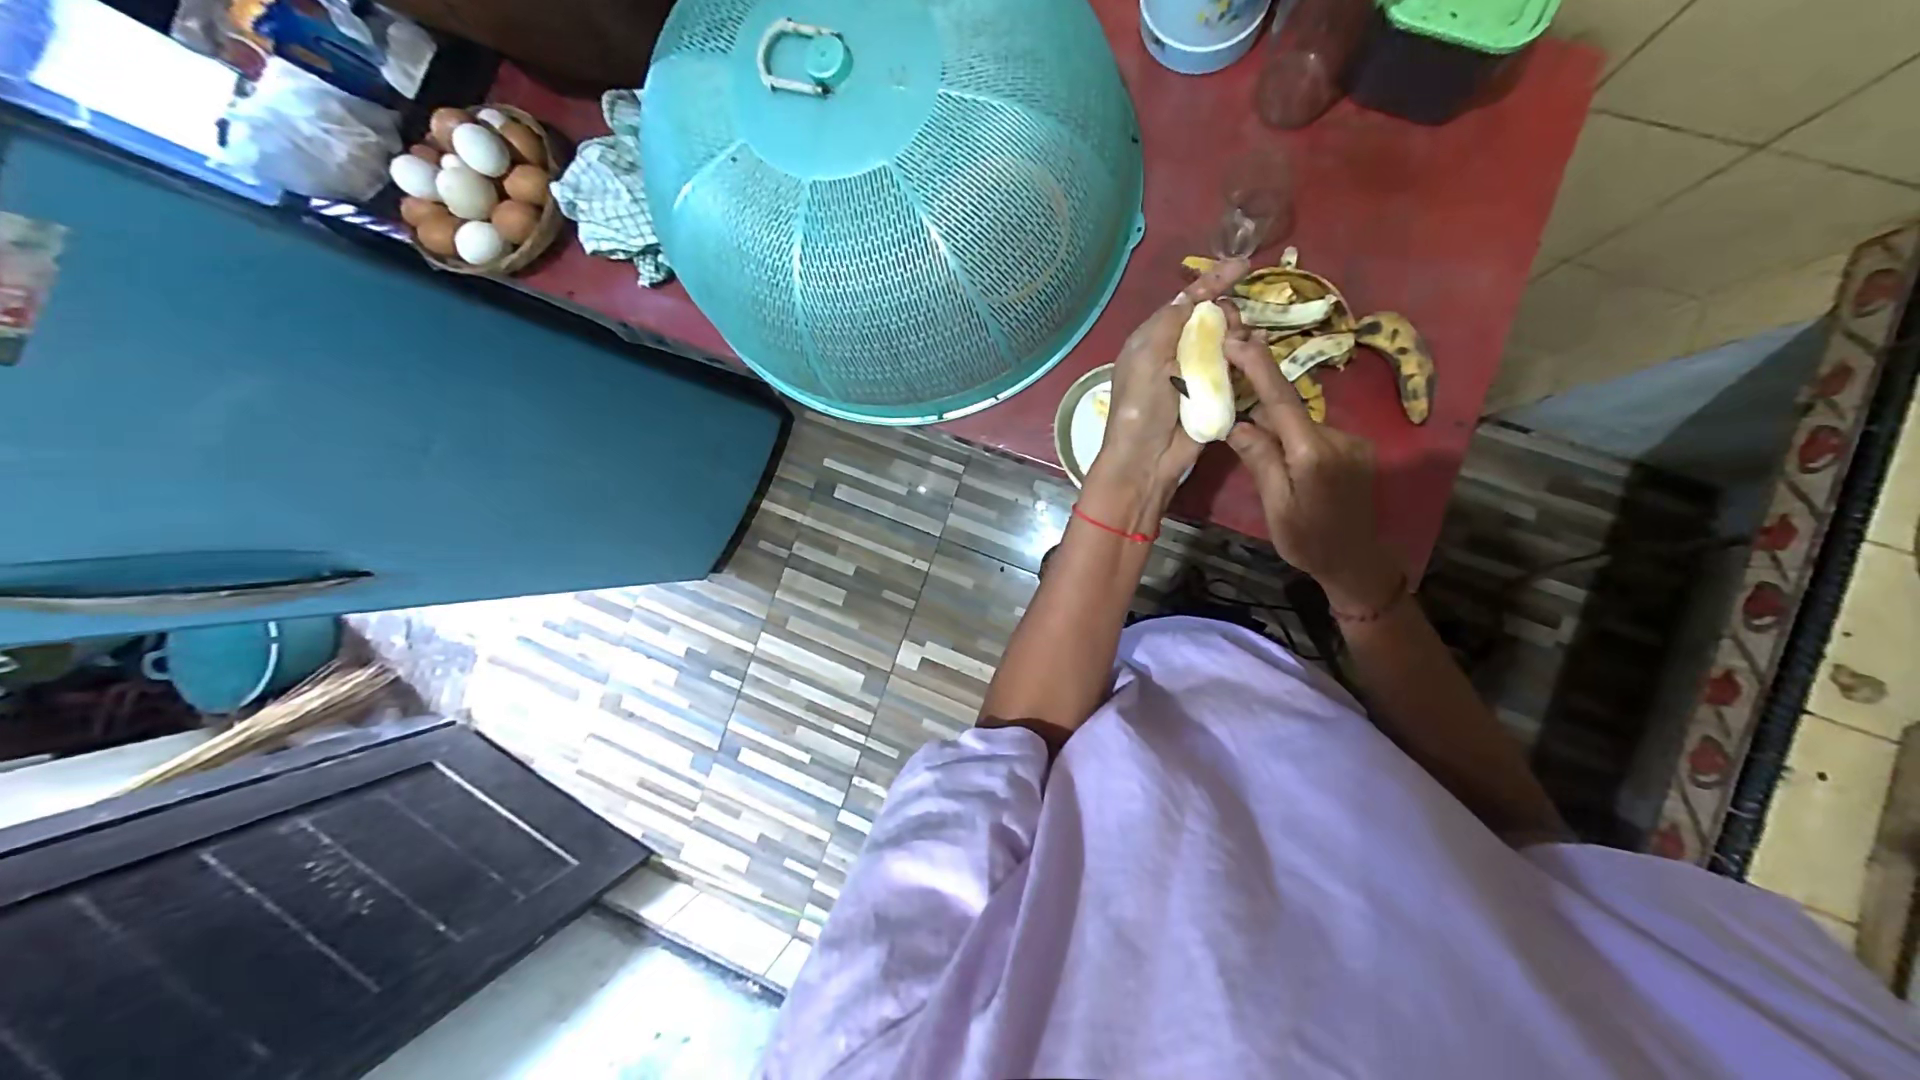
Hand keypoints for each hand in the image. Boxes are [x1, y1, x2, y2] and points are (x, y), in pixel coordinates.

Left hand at [1087, 258, 1250, 521]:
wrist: (1147, 458)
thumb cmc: (1141, 406)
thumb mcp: (1147, 355)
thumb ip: (1169, 322)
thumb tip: (1191, 297)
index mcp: (1151, 340)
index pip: (1184, 303)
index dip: (1212, 282)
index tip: (1243, 265)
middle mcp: (1173, 353)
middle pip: (1210, 319)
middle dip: (1225, 313)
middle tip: (1233, 324)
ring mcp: (1194, 374)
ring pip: (1226, 342)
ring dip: (1237, 335)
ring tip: (1240, 344)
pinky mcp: (1213, 396)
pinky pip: (1235, 369)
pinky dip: (1246, 359)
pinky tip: (1256, 354)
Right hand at [1222, 336, 1402, 611]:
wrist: (1357, 561)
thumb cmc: (1308, 539)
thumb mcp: (1275, 505)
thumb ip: (1260, 459)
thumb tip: (1238, 422)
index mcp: (1313, 452)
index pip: (1281, 399)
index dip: (1258, 367)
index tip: (1236, 340)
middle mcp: (1337, 437)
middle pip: (1288, 409)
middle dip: (1259, 405)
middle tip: (1233, 405)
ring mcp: (1349, 441)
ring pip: (1299, 424)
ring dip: (1276, 428)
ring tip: (1259, 452)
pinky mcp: (1353, 449)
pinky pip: (1312, 434)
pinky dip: (1292, 438)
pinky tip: (1285, 463)